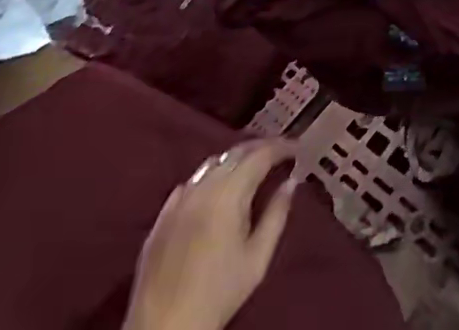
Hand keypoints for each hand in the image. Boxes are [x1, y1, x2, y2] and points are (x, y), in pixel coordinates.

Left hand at [124, 140, 299, 329]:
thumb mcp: (259, 257)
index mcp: (228, 196)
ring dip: (235, 159)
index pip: (260, 155)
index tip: (298, 149)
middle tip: (281, 153)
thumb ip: (277, 214)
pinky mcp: (160, 220)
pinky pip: (188, 184)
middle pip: (234, 154)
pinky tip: (217, 188)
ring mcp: (177, 204)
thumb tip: (291, 182)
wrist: (165, 329)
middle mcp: (201, 191)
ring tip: (253, 167)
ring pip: (210, 165)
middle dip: (261, 148)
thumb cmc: (220, 293)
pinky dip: (208, 177)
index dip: (282, 147)